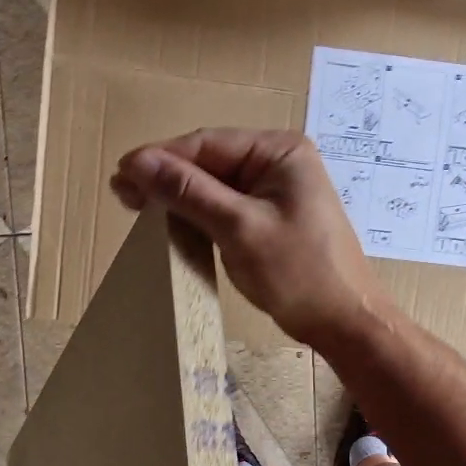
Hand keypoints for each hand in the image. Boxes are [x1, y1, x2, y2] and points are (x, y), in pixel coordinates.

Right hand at [110, 128, 390, 347]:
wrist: (345, 322)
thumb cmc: (298, 273)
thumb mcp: (239, 229)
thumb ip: (188, 192)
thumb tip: (138, 162)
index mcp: (279, 151)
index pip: (207, 144)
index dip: (160, 158)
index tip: (120, 176)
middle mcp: (279, 163)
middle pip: (209, 161)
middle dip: (167, 177)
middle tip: (122, 195)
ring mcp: (277, 192)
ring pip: (215, 186)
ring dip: (179, 197)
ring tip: (137, 208)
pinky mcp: (273, 219)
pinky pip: (227, 208)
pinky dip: (199, 216)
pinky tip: (173, 225)